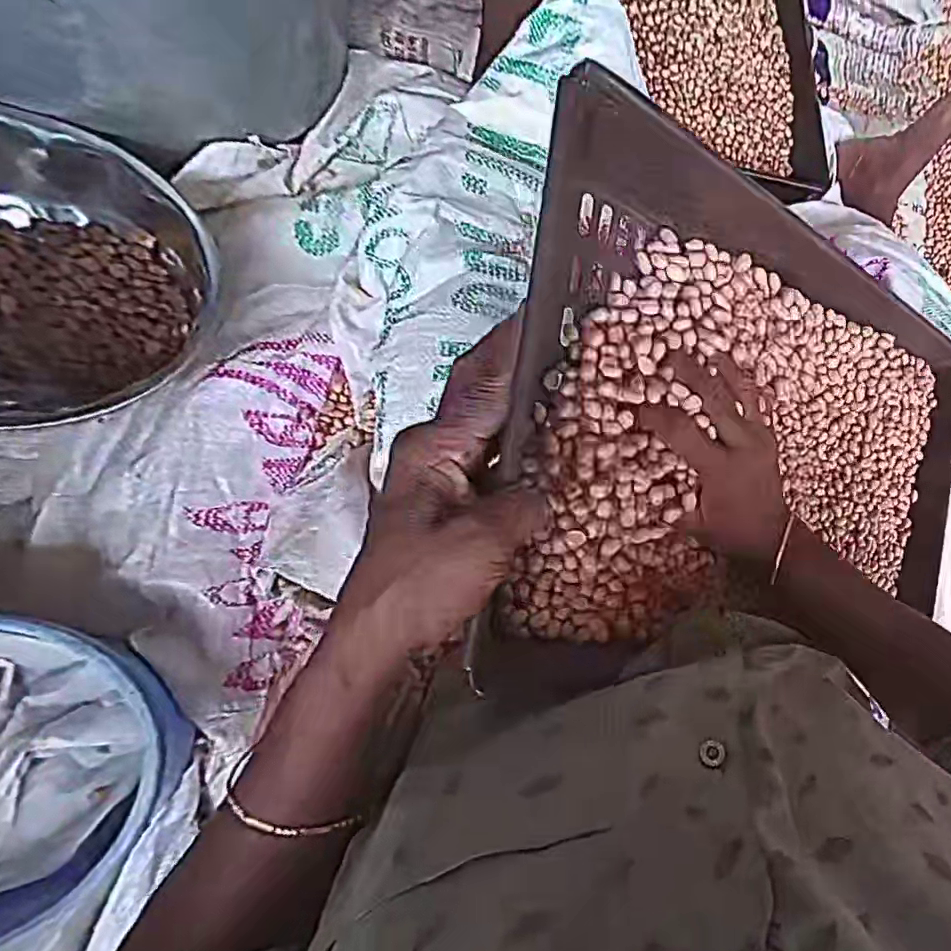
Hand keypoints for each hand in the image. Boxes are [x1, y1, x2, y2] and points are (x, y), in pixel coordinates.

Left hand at [327, 317, 546, 666]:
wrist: (381, 639)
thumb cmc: (420, 585)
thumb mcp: (481, 541)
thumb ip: (523, 506)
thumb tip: (550, 492)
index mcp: (434, 448)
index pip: (483, 384)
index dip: (512, 346)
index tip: (542, 311)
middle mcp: (436, 455)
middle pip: (484, 398)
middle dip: (520, 369)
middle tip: (566, 347)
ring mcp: (444, 483)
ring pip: (492, 433)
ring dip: (526, 412)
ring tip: (569, 394)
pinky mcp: (455, 510)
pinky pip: (498, 468)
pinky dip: (526, 457)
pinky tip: (555, 460)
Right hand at [635, 355, 789, 563]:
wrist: (773, 535)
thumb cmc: (732, 531)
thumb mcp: (695, 524)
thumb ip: (668, 504)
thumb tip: (638, 485)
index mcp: (721, 468)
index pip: (683, 431)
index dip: (656, 416)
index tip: (638, 409)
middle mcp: (743, 446)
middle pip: (713, 399)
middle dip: (689, 375)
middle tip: (668, 358)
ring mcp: (760, 438)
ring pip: (739, 394)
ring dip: (718, 370)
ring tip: (701, 351)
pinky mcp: (768, 436)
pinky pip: (754, 401)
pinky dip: (740, 382)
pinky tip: (727, 366)